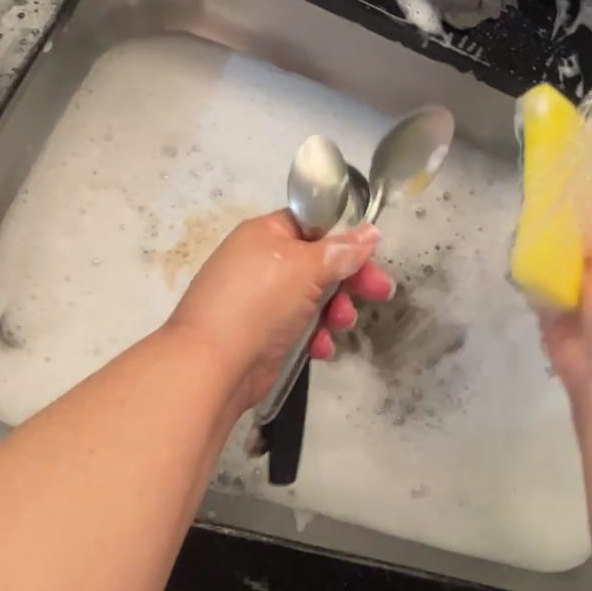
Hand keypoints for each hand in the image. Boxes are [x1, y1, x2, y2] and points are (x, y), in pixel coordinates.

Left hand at [165, 211, 395, 412]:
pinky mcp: (266, 334)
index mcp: (267, 233)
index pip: (314, 224)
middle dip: (351, 280)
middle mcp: (264, 262)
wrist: (210, 366)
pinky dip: (316, 335)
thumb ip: (342, 250)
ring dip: (336, 310)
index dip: (344, 238)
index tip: (371, 255)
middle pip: (321, 263)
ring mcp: (264, 300)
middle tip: (381, 292)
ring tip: (342, 325)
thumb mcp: (307, 267)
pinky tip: (321, 348)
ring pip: (316, 297)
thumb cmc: (259, 302)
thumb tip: (371, 231)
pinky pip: (302, 326)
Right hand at [539, 185, 591, 410]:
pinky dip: (529, 263)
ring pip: (564, 249)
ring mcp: (582, 287)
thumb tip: (580, 208)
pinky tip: (516, 241)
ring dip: (548, 232)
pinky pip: (540, 276)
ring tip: (528, 201)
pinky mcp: (556, 305)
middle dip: (576, 206)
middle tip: (551, 176)